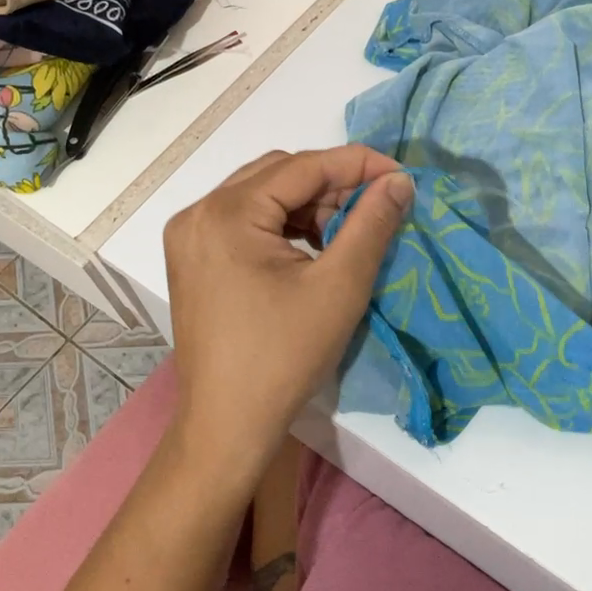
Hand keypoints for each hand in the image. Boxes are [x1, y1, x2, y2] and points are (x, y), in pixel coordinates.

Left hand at [162, 145, 412, 471]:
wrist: (227, 425)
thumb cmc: (284, 357)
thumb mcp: (339, 286)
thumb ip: (371, 224)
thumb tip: (399, 181)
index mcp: (226, 213)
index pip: (302, 167)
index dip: (357, 164)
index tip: (402, 176)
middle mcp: (198, 213)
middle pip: (277, 175)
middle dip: (331, 185)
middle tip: (375, 207)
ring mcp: (189, 237)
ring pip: (261, 196)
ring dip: (307, 205)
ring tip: (347, 232)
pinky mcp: (192, 260)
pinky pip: (244, 221)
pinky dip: (281, 225)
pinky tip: (312, 248)